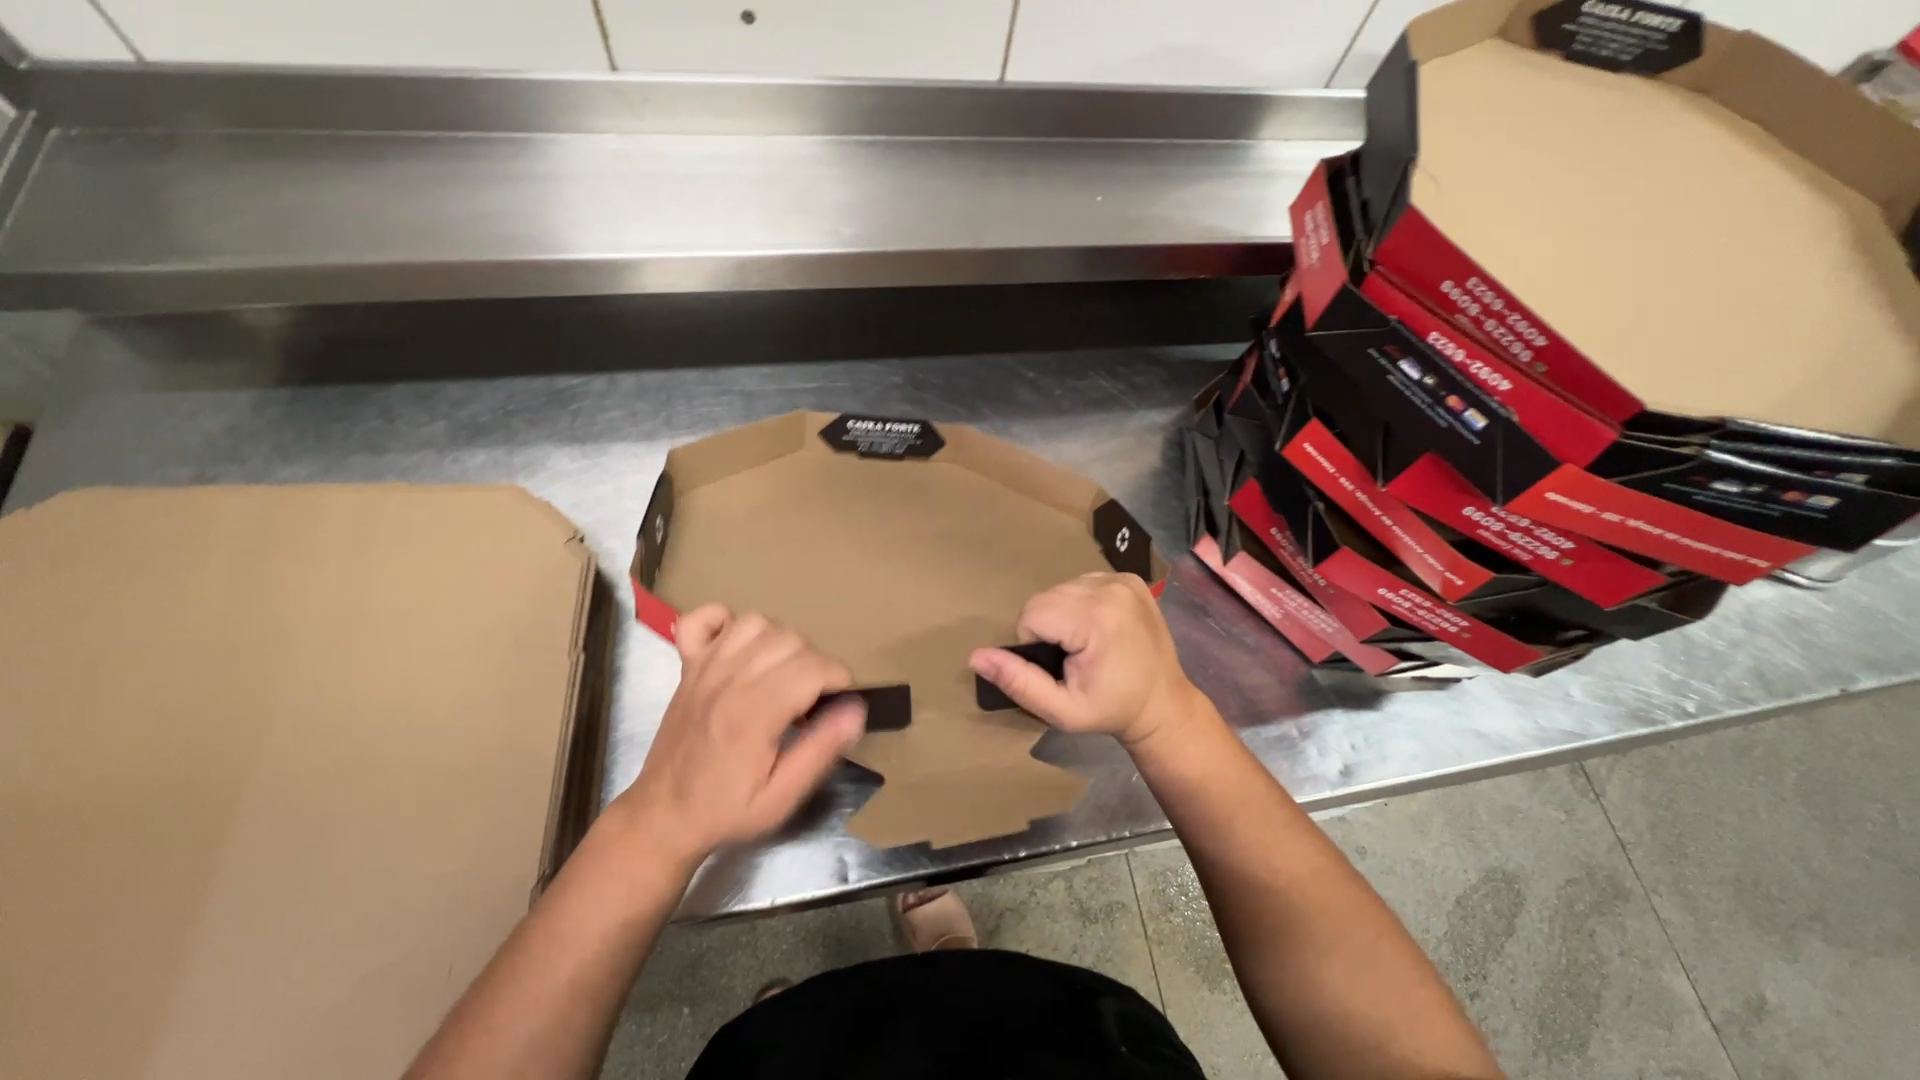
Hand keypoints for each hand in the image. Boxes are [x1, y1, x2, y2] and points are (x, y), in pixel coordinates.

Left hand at [613, 606, 865, 866]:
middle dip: (815, 664)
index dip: (839, 680)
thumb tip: (856, 710)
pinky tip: (740, 647)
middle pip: (790, 640)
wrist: (663, 815)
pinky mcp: (687, 666)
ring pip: (756, 622)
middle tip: (812, 700)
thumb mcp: (782, 797)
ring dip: (780, 641)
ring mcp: (703, 668)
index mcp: (753, 713)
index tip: (839, 704)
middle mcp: (728, 680)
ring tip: (783, 675)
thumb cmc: (726, 809)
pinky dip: (726, 620)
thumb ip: (820, 751)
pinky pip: (704, 618)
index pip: (813, 667)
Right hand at [967, 573, 1205, 748]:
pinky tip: (1097, 630)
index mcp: (1096, 619)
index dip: (1033, 644)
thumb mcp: (1061, 709)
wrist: (1162, 703)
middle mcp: (1111, 589)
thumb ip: (1018, 682)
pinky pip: (1082, 583)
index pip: (1031, 614)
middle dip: (1047, 628)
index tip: (1059, 667)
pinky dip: (1081, 604)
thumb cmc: (1111, 710)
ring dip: (1062, 615)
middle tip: (1071, 659)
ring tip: (1084, 645)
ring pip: (1061, 588)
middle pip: (1045, 598)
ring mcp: (1123, 580)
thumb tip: (976, 657)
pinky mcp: (1130, 577)